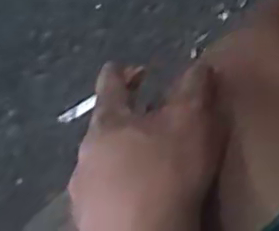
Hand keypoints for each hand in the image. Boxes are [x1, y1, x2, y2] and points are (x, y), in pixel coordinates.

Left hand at [68, 63, 226, 230]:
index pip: (111, 92)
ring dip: (130, 142)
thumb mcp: (193, 116)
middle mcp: (86, 157)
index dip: (117, 76)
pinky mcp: (91, 215)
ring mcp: (83, 191)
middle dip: (131, 112)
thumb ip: (194, 86)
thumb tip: (194, 65)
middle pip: (108, 125)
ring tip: (156, 140)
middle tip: (151, 100)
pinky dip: (128, 169)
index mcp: (107, 128)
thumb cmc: (168, 167)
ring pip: (107, 154)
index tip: (115, 64)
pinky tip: (147, 175)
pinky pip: (109, 180)